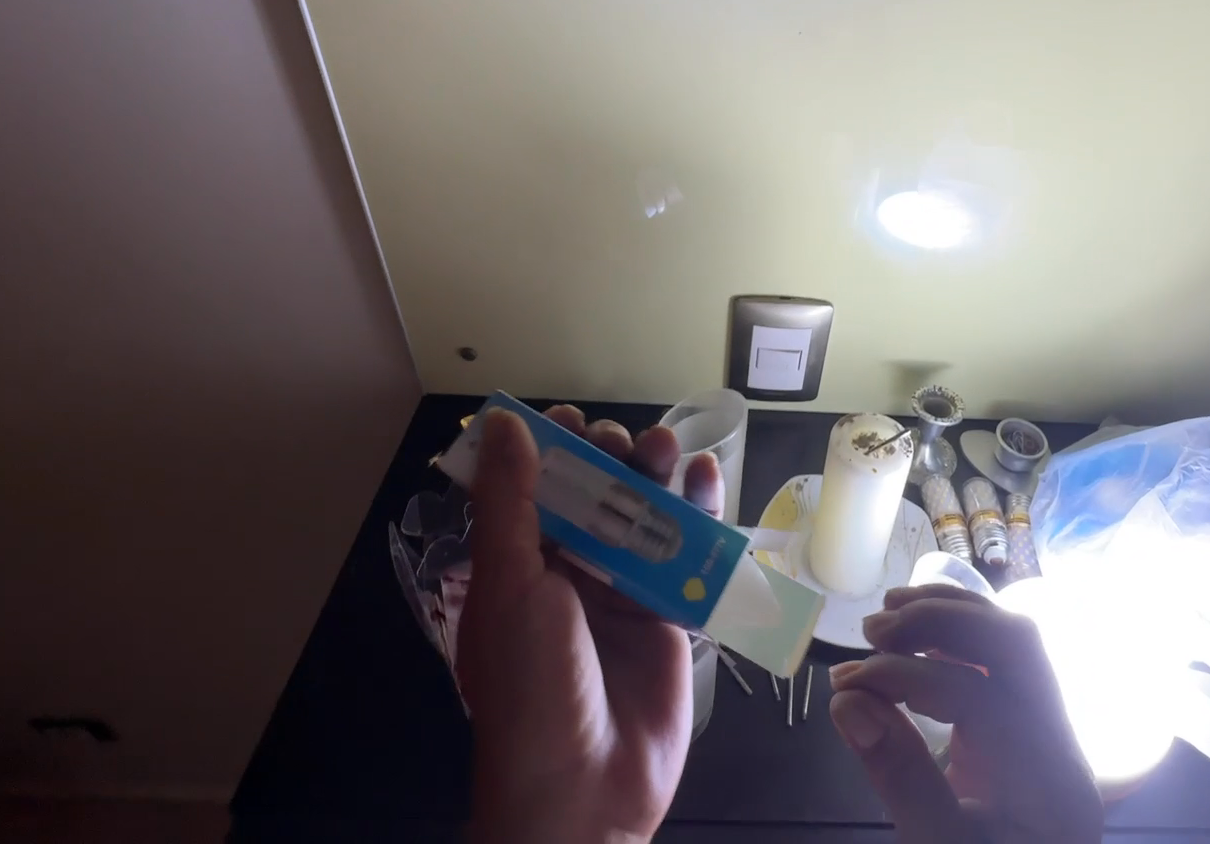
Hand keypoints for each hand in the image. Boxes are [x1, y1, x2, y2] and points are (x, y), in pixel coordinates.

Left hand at [457, 406, 722, 843]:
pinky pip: (687, 550)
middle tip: (621, 443)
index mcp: (523, 562)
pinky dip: (700, 512)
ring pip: (646, 514)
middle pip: (598, 494)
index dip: (552, 449)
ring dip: (658, 474)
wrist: (585, 789)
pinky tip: (708, 477)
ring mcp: (625, 587)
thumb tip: (501, 422)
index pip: (537, 487)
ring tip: (666, 446)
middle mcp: (573, 568)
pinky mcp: (670, 609)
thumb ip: (509, 502)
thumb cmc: (531, 684)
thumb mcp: (509, 585)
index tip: (570, 420)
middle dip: (611, 458)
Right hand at [828, 584, 1104, 843]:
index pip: (978, 694)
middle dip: (939, 619)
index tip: (845, 685)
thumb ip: (900, 776)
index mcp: (1049, 781)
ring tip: (885, 618)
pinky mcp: (1027, 721)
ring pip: (1010, 636)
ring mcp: (1050, 727)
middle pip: (1014, 642)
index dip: (904, 676)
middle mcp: (1063, 741)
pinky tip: (913, 638)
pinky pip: (1001, 655)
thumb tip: (847, 701)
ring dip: (944, 615)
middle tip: (873, 629)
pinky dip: (954, 633)